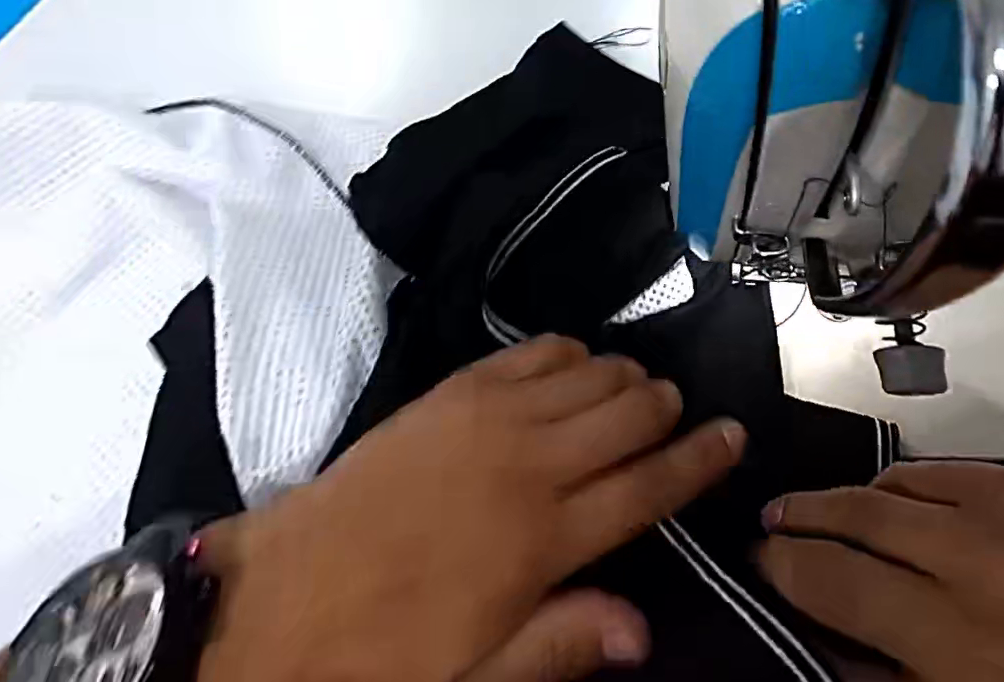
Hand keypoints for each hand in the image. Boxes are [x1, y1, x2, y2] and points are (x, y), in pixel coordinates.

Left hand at [198, 335, 745, 681]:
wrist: (269, 605)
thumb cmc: (378, 655)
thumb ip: (559, 645)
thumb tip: (643, 629)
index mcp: (541, 540)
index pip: (647, 486)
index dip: (699, 458)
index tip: (734, 433)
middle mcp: (531, 464)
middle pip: (630, 414)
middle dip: (666, 406)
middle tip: (674, 410)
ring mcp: (493, 416)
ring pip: (592, 374)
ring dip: (624, 376)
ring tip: (632, 388)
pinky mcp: (458, 389)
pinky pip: (537, 351)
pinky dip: (569, 352)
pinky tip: (575, 363)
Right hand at [756, 462, 1003, 681]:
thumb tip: (856, 656)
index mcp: (964, 647)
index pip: (841, 587)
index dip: (788, 568)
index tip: (757, 558)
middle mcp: (971, 567)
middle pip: (858, 526)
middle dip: (800, 521)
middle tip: (763, 520)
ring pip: (896, 491)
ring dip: (846, 497)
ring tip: (811, 501)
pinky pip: (946, 478)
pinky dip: (904, 482)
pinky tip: (890, 490)